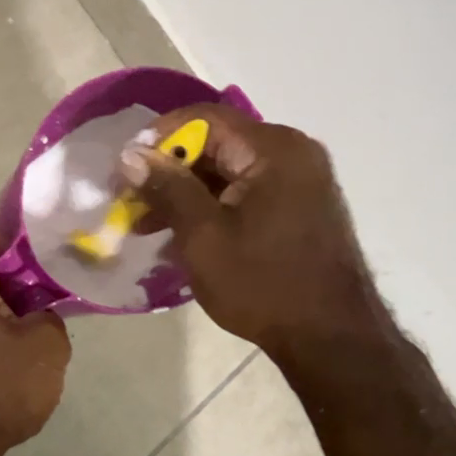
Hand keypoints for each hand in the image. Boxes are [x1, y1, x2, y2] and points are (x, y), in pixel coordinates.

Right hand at [121, 106, 386, 351]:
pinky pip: (246, 192)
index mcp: (272, 149)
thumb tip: (130, 154)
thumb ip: (166, 187)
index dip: (157, 139)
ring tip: (149, 228)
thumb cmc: (262, 283)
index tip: (125, 173)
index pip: (203, 118)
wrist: (329, 337)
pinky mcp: (300, 208)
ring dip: (186, 195)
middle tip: (132, 205)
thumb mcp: (202, 235)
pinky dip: (212, 208)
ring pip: (228, 171)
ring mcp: (300, 181)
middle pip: (215, 144)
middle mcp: (292, 153)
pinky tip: (184, 238)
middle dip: (168, 172)